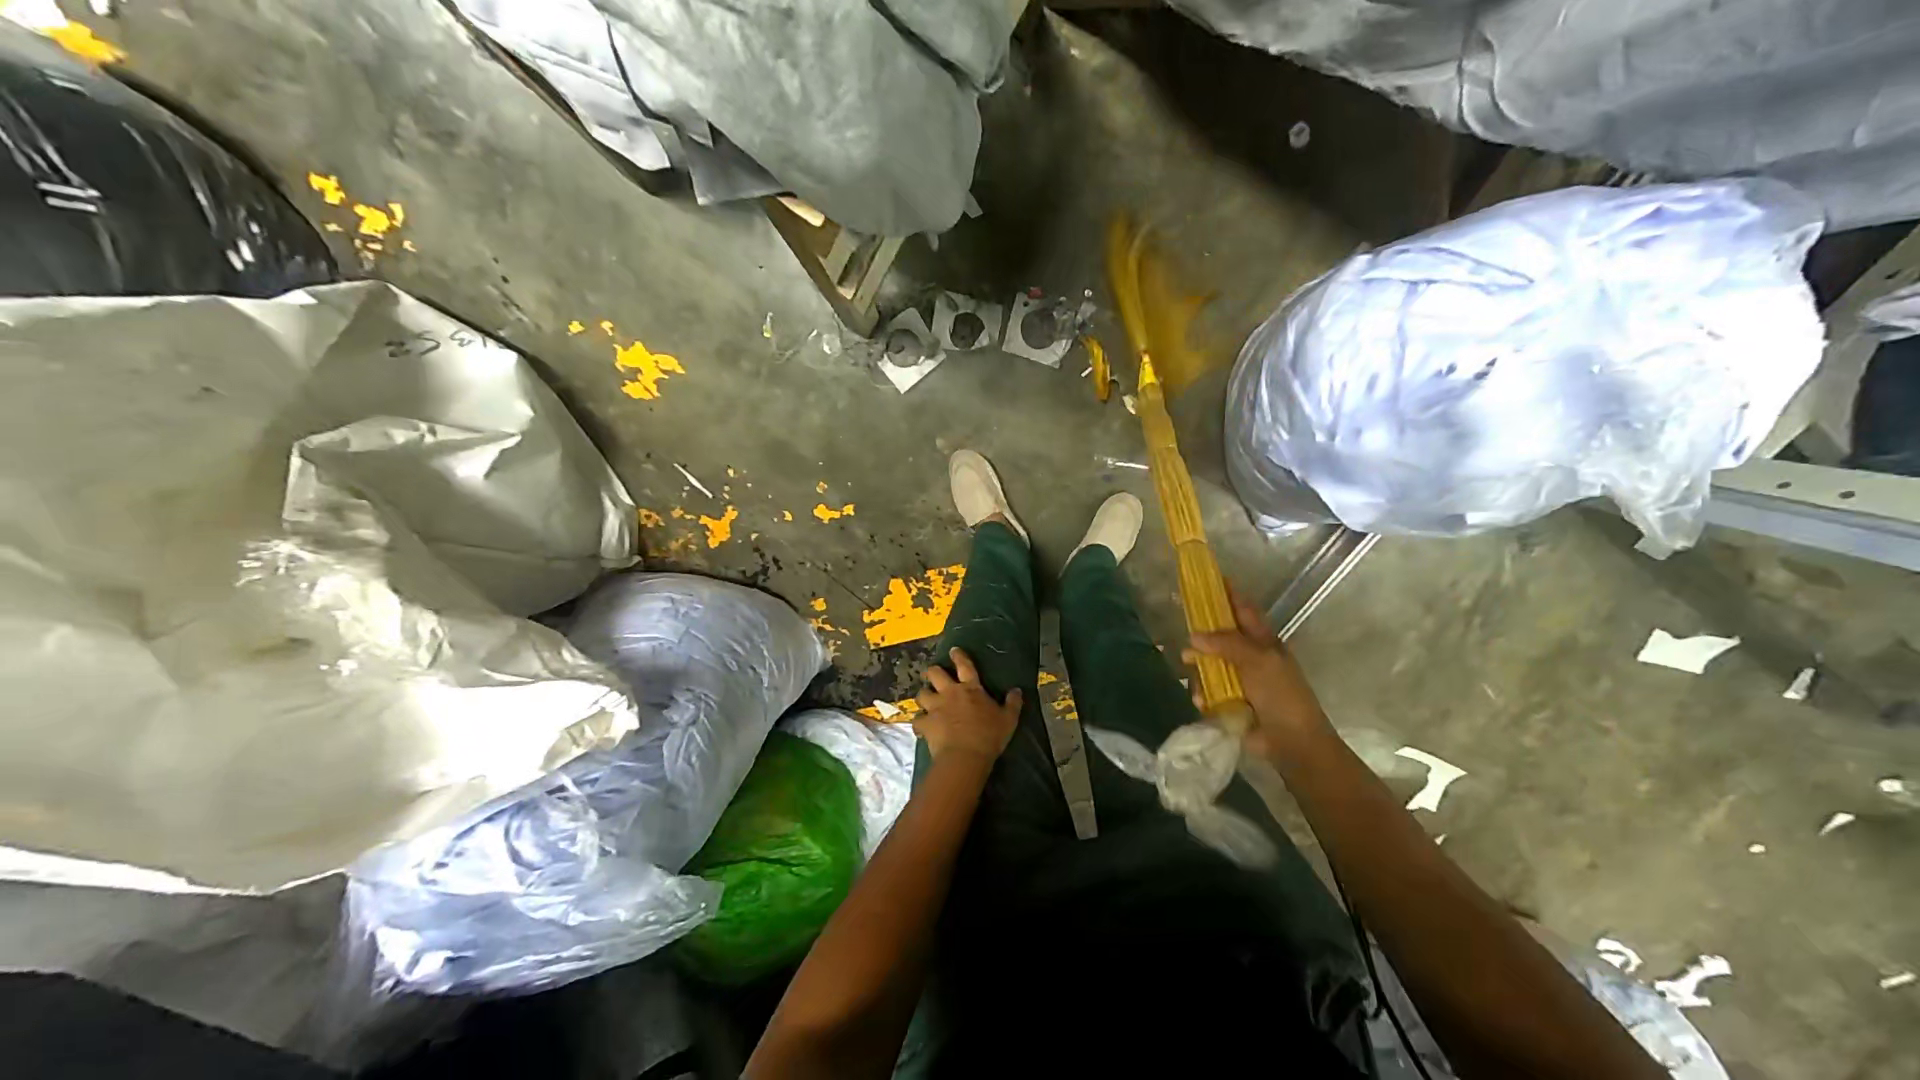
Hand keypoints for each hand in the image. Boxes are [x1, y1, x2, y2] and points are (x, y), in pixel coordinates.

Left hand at [914, 647, 1020, 764]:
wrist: (965, 756)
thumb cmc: (989, 736)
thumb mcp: (1008, 719)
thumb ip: (1012, 703)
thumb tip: (1017, 690)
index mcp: (971, 689)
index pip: (965, 666)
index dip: (958, 656)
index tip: (953, 650)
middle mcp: (950, 693)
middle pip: (935, 674)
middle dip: (932, 672)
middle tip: (932, 674)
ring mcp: (935, 708)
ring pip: (921, 694)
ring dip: (923, 696)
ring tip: (925, 700)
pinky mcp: (926, 723)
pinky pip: (917, 720)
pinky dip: (918, 722)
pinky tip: (920, 726)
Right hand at [1183, 585, 1329, 757]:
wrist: (1292, 742)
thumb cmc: (1282, 695)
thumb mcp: (1258, 661)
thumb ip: (1226, 643)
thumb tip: (1194, 636)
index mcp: (1263, 641)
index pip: (1243, 609)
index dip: (1228, 593)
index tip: (1209, 578)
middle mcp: (1249, 657)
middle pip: (1219, 635)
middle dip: (1202, 634)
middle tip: (1185, 634)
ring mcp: (1238, 680)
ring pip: (1208, 663)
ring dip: (1198, 667)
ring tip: (1189, 669)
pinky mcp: (1228, 702)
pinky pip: (1206, 690)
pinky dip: (1201, 693)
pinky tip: (1202, 700)